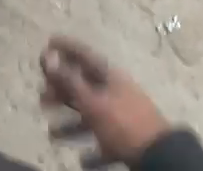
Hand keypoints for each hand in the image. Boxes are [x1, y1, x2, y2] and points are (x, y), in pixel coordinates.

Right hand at [40, 36, 169, 167]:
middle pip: (83, 85)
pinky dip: (90, 149)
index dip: (65, 47)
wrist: (160, 156)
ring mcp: (121, 115)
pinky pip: (102, 139)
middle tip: (42, 97)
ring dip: (70, 123)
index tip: (47, 43)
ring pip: (89, 114)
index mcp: (108, 75)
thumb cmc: (123, 122)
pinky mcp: (126, 139)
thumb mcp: (92, 101)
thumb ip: (69, 80)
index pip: (83, 54)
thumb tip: (48, 55)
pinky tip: (82, 160)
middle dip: (61, 91)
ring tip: (52, 133)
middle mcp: (114, 90)